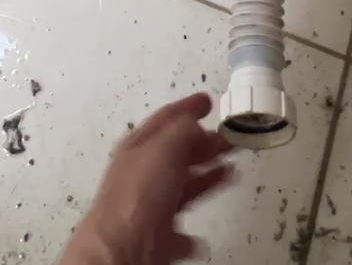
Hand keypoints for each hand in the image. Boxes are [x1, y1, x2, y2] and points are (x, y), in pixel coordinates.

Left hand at [60, 93, 235, 264]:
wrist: (121, 252)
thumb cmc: (137, 196)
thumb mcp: (164, 148)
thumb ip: (184, 130)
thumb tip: (196, 125)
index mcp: (140, 146)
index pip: (168, 118)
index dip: (189, 107)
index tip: (207, 101)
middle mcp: (143, 173)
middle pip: (179, 150)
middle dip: (206, 142)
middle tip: (228, 136)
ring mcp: (150, 205)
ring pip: (184, 183)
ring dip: (208, 176)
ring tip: (230, 169)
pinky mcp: (157, 235)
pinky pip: (181, 223)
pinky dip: (194, 221)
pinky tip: (203, 225)